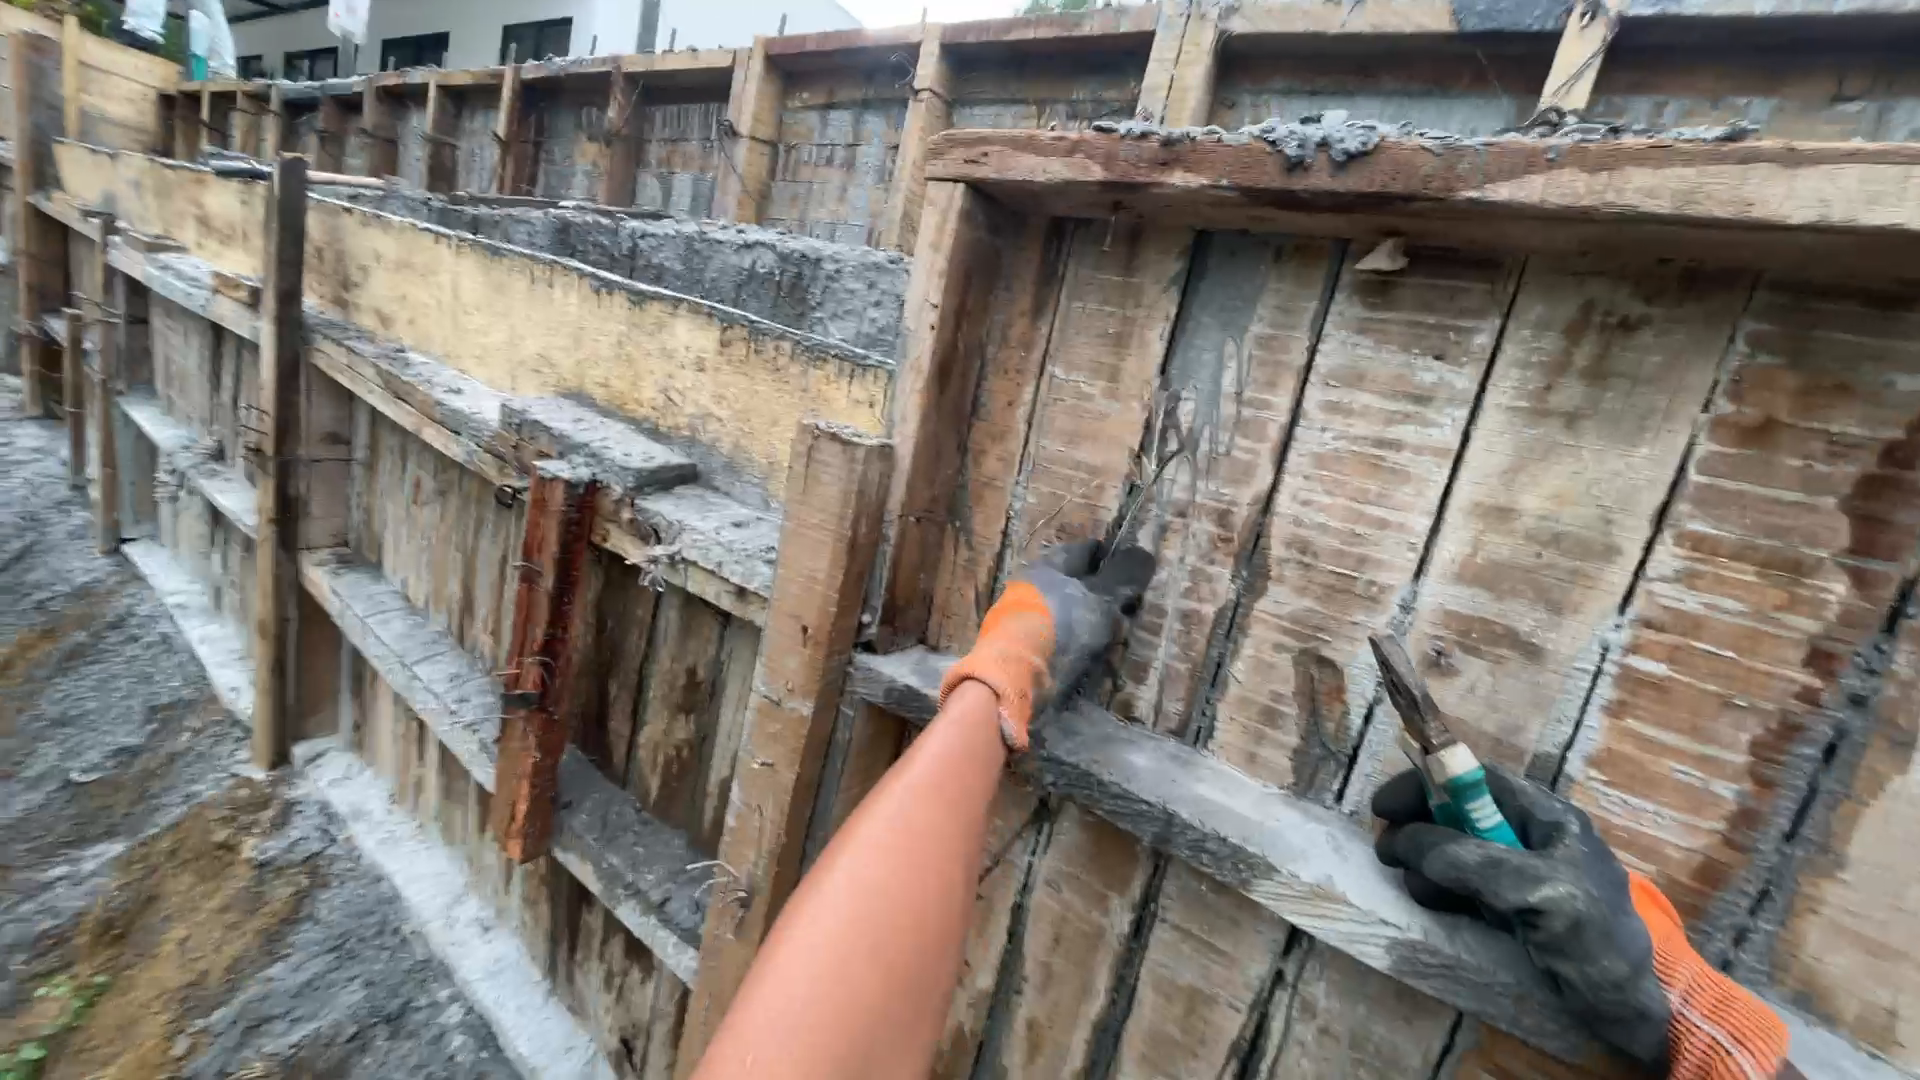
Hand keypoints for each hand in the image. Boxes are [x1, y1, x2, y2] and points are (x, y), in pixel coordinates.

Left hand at [938, 540, 1154, 751]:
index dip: (1111, 559)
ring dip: (1083, 619)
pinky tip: (1080, 656)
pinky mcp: (1014, 646)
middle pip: (1071, 581)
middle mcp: (1030, 584)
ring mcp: (1018, 615)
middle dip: (1097, 592)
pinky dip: (1068, 641)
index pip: (1086, 549)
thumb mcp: (1101, 600)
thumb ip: (1123, 577)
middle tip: (1124, 609)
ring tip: (1106, 637)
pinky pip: (1050, 636)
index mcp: (1049, 564)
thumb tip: (1144, 552)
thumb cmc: (1059, 629)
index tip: (1132, 575)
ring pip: (1061, 609)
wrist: (1011, 678)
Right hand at [1373, 767, 1791, 1077]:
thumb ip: (1465, 858)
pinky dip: (1437, 888)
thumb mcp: (1533, 890)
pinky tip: (1432, 902)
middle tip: (1388, 852)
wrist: (1636, 1015)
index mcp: (1545, 818)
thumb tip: (1400, 838)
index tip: (1385, 809)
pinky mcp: (1511, 905)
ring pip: (1452, 849)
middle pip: (1455, 812)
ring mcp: (1520, 872)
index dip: (1425, 784)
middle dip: (1418, 829)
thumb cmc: (1593, 941)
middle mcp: (1529, 836)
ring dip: (1423, 863)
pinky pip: (1460, 883)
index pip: (1473, 780)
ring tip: (1415, 887)